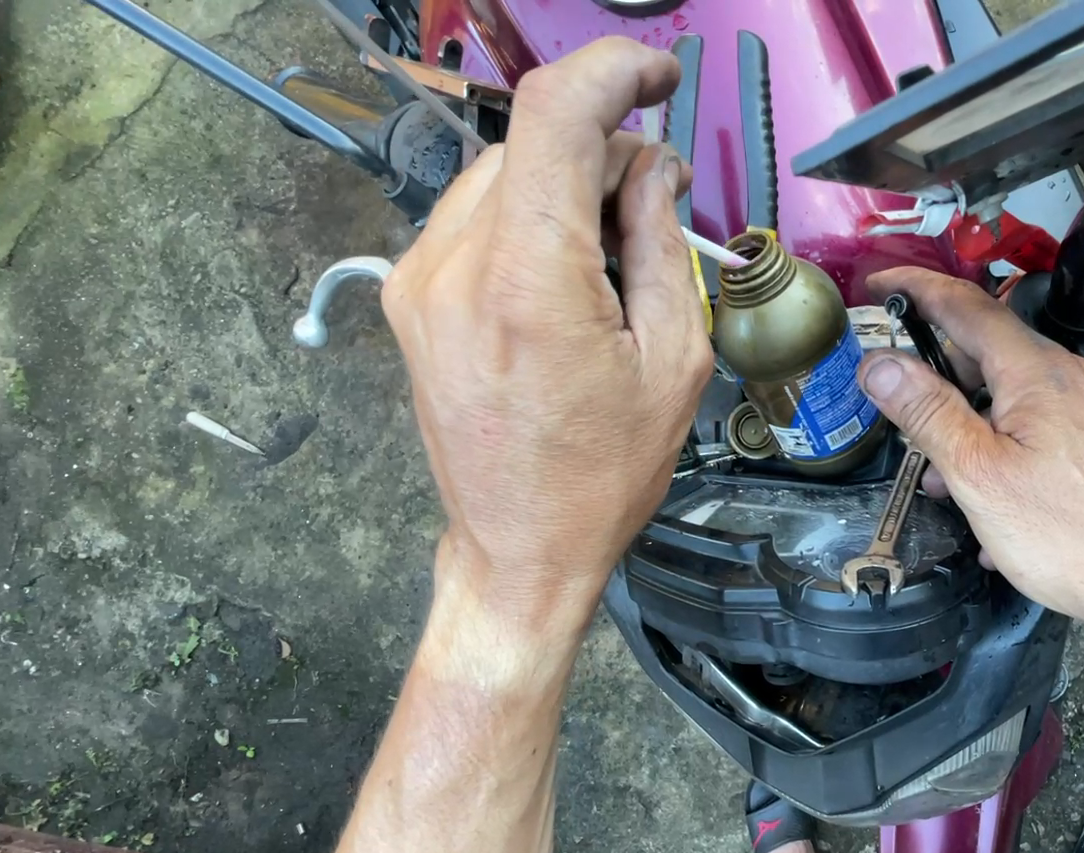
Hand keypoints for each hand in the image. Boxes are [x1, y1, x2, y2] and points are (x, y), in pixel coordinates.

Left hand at [382, 39, 713, 620]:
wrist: (521, 547)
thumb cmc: (605, 474)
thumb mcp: (673, 364)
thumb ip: (661, 249)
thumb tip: (650, 171)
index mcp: (529, 280)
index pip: (556, 116)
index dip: (615, 72)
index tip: (660, 78)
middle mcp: (453, 265)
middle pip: (531, 145)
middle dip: (604, 154)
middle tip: (658, 204)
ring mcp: (419, 281)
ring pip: (501, 178)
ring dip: (567, 191)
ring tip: (616, 259)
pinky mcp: (410, 299)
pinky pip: (475, 220)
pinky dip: (531, 222)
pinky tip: (568, 278)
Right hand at [855, 268, 1083, 636]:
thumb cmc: (1070, 537)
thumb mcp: (980, 475)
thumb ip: (928, 414)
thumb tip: (880, 363)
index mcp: (1038, 374)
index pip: (966, 307)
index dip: (916, 288)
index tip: (879, 281)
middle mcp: (1076, 380)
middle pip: (993, 354)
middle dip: (942, 377)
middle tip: (903, 407)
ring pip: (1019, 400)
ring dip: (973, 426)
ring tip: (946, 479)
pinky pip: (1047, 432)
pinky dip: (1010, 451)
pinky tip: (999, 505)